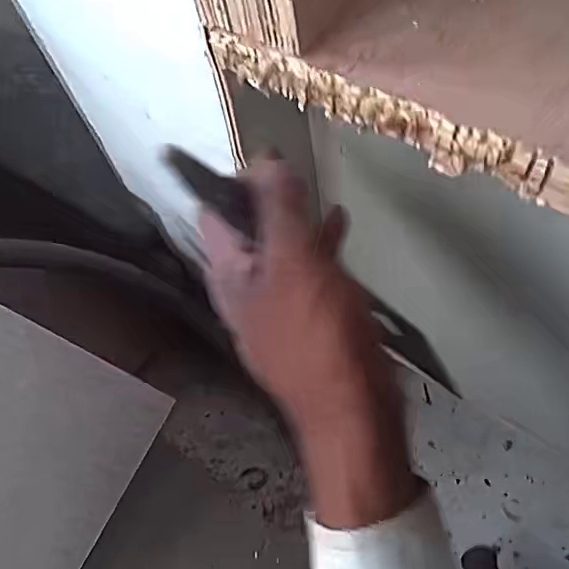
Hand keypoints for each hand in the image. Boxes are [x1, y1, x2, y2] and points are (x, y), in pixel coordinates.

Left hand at [199, 159, 413, 528]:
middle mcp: (246, 292)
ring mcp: (278, 308)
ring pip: (279, 251)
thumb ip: (279, 212)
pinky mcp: (310, 321)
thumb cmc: (319, 337)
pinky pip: (308, 272)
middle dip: (264, 199)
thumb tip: (264, 163)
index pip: (214, 216)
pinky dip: (319, 247)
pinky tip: (338, 228)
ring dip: (292, 221)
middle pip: (246, 232)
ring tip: (312, 190)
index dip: (233, 183)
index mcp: (230, 277)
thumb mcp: (296, 263)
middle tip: (289, 169)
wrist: (353, 410)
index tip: (265, 158)